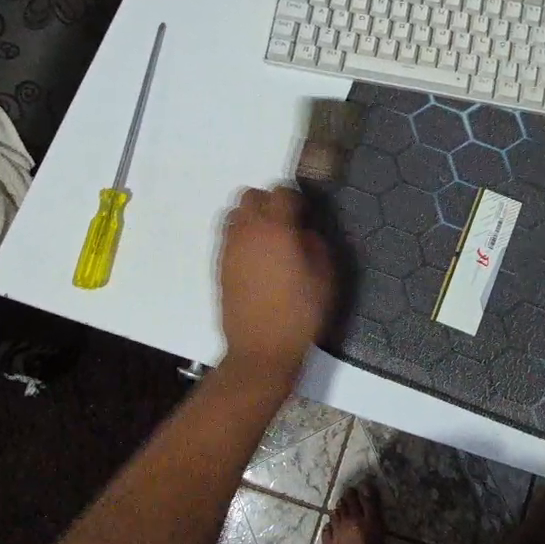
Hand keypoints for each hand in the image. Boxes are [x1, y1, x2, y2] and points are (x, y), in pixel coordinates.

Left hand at [217, 186, 334, 383]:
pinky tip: (256, 258)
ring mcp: (229, 248)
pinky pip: (227, 235)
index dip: (295, 198)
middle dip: (269, 202)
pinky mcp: (219, 265)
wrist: (260, 351)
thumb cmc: (300, 315)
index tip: (305, 214)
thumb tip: (304, 233)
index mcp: (277, 230)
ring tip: (268, 239)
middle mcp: (248, 231)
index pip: (281, 192)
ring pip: (234, 212)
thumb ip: (317, 246)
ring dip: (251, 217)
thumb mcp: (325, 279)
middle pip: (251, 195)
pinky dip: (241, 235)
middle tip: (286, 223)